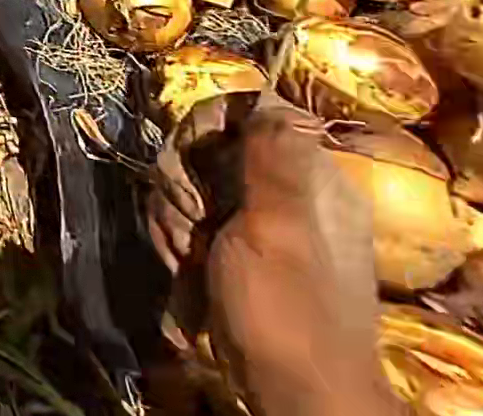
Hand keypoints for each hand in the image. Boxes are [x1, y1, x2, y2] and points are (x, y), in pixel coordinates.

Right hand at [148, 99, 399, 415]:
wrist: (291, 394)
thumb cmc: (286, 311)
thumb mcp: (278, 230)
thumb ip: (274, 161)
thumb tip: (269, 97)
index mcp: (309, 176)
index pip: (250, 110)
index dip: (209, 122)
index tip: (194, 156)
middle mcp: (282, 187)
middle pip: (205, 141)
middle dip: (181, 177)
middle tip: (191, 217)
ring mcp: (253, 215)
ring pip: (186, 176)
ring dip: (172, 211)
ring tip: (189, 252)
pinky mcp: (229, 240)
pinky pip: (182, 209)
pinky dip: (173, 231)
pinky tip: (185, 262)